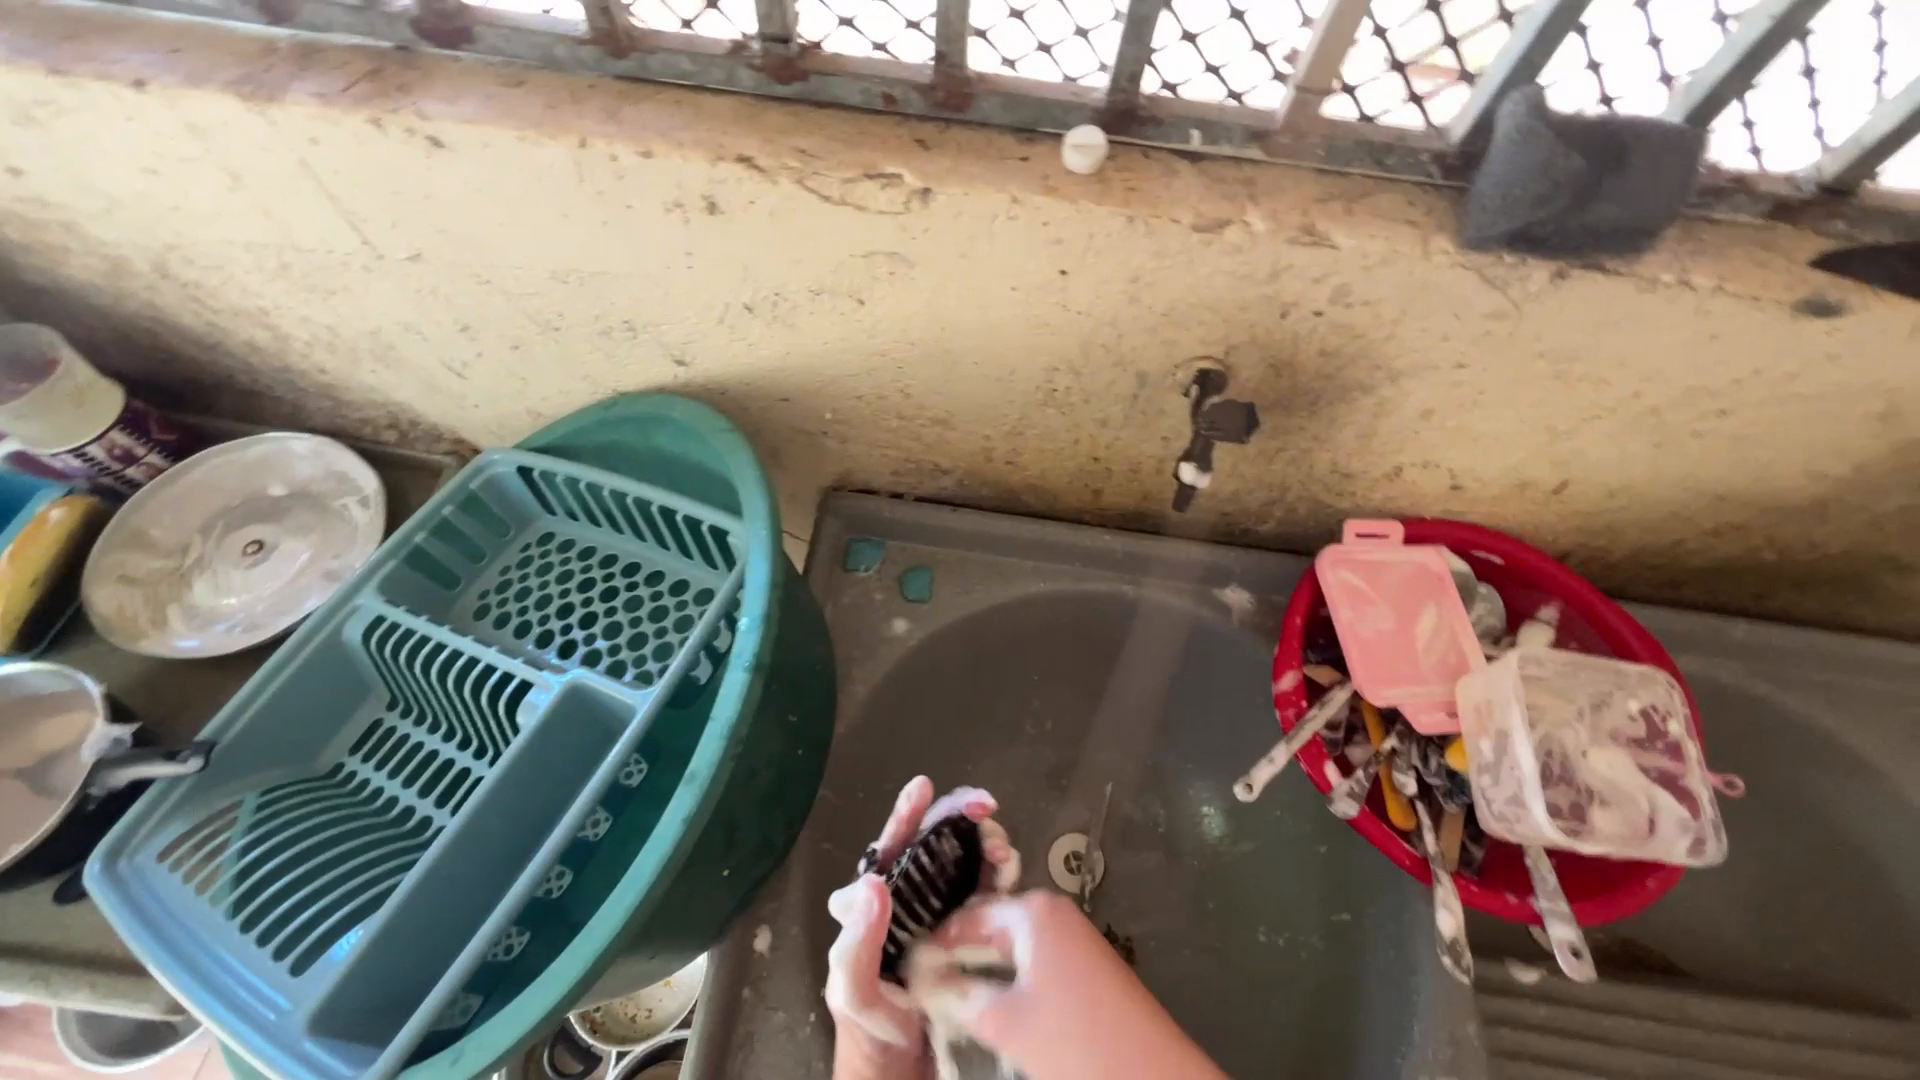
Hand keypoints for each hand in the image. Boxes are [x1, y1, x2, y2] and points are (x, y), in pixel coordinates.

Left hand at [825, 777, 1012, 1079]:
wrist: (911, 1065)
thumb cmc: (871, 1027)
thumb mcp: (852, 990)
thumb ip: (856, 942)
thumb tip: (876, 882)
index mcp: (874, 902)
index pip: (891, 848)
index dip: (908, 814)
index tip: (924, 787)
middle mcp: (909, 895)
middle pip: (935, 842)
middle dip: (959, 817)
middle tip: (983, 809)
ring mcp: (942, 908)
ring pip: (966, 858)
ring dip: (986, 843)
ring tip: (1001, 851)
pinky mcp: (973, 925)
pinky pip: (990, 888)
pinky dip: (1002, 871)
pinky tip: (1010, 869)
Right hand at [923, 891, 1226, 1079]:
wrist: (1153, 1073)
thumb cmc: (1074, 1040)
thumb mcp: (1008, 1023)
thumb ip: (962, 997)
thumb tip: (926, 984)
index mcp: (1032, 911)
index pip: (968, 915)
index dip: (936, 941)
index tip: (906, 963)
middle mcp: (1053, 911)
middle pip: (991, 923)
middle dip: (958, 950)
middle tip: (922, 976)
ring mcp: (1073, 936)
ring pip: (1012, 943)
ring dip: (983, 965)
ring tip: (947, 990)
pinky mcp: (1085, 963)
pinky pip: (1033, 958)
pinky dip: (1008, 975)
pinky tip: (988, 998)